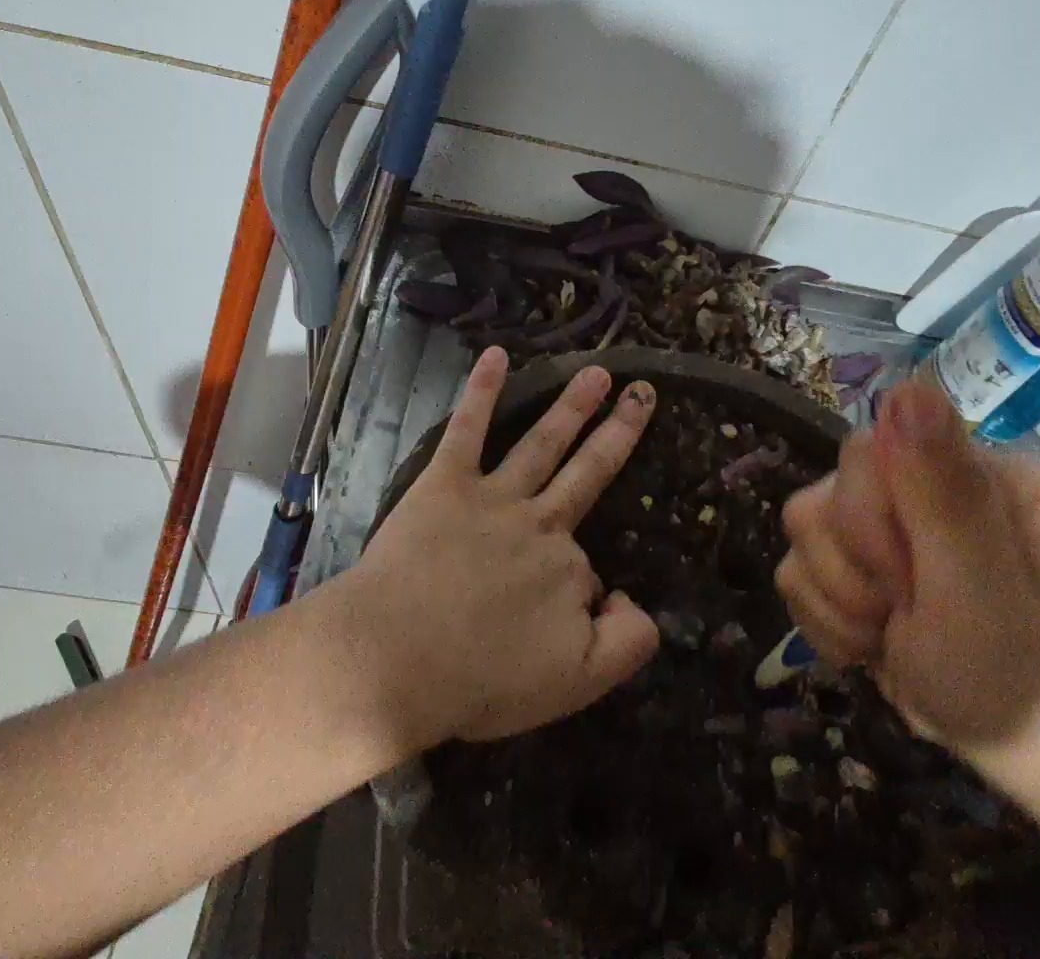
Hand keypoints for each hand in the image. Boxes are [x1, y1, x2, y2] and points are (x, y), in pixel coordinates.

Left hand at [341, 346, 660, 745]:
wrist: (395, 662)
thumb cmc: (480, 679)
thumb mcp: (576, 683)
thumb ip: (625, 642)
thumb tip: (627, 598)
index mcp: (568, 568)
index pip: (587, 570)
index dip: (578, 600)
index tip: (549, 632)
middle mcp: (539, 522)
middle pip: (588, 471)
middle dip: (619, 432)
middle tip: (644, 394)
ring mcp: (491, 497)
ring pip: (542, 443)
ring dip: (571, 406)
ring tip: (597, 372)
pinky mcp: (443, 484)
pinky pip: (466, 430)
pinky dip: (481, 393)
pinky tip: (496, 356)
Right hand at [776, 377, 1039, 757]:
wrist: (996, 736)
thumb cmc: (1002, 664)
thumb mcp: (980, 585)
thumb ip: (943, 490)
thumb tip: (908, 387)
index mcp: (972, 470)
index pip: (868, 453)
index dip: (869, 524)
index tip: (912, 581)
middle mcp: (921, 481)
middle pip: (826, 495)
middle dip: (856, 572)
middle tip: (906, 612)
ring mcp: (879, 520)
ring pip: (800, 532)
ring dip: (838, 601)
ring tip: (889, 631)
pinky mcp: (845, 558)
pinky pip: (792, 570)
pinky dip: (825, 619)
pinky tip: (870, 638)